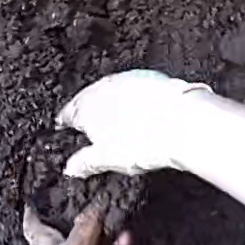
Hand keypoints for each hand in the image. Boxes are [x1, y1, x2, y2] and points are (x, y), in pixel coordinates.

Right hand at [56, 69, 213, 177]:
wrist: (180, 122)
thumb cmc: (141, 143)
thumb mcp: (107, 159)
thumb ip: (85, 162)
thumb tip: (70, 167)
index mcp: (86, 107)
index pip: (68, 113)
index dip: (66, 121)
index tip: (65, 126)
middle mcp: (103, 88)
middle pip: (88, 98)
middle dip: (87, 109)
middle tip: (90, 124)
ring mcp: (126, 79)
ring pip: (110, 89)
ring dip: (109, 100)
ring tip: (114, 116)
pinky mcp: (148, 76)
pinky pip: (132, 85)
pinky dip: (130, 96)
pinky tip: (137, 107)